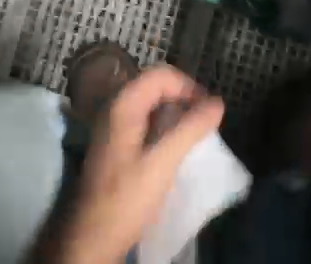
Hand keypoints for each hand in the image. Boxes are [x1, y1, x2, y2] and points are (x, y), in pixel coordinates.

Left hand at [51, 65, 224, 263]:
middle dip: (183, 97)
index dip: (189, 86)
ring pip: (150, 104)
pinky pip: (144, 121)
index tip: (210, 109)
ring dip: (174, 113)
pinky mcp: (115, 144)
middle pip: (154, 85)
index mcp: (123, 103)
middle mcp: (115, 107)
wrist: (92, 235)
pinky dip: (163, 126)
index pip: (161, 74)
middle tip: (205, 121)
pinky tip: (174, 148)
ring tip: (195, 134)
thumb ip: (190, 129)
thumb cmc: (127, 197)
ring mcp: (113, 125)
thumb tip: (218, 102)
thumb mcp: (163, 162)